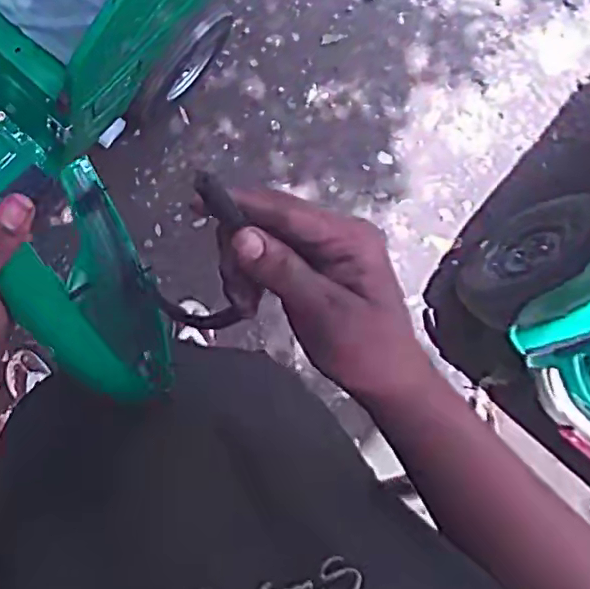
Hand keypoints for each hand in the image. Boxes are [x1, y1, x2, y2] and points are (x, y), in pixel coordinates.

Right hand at [212, 188, 429, 397]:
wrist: (390, 384)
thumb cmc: (366, 350)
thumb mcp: (323, 312)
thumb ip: (282, 270)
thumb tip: (240, 236)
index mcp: (347, 236)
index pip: (284, 210)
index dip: (240, 204)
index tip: (199, 203)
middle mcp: (333, 232)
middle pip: (267, 220)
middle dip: (239, 249)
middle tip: (233, 289)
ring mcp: (320, 246)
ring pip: (260, 237)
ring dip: (241, 266)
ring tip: (243, 303)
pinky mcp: (308, 262)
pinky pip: (266, 254)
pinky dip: (250, 274)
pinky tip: (249, 300)